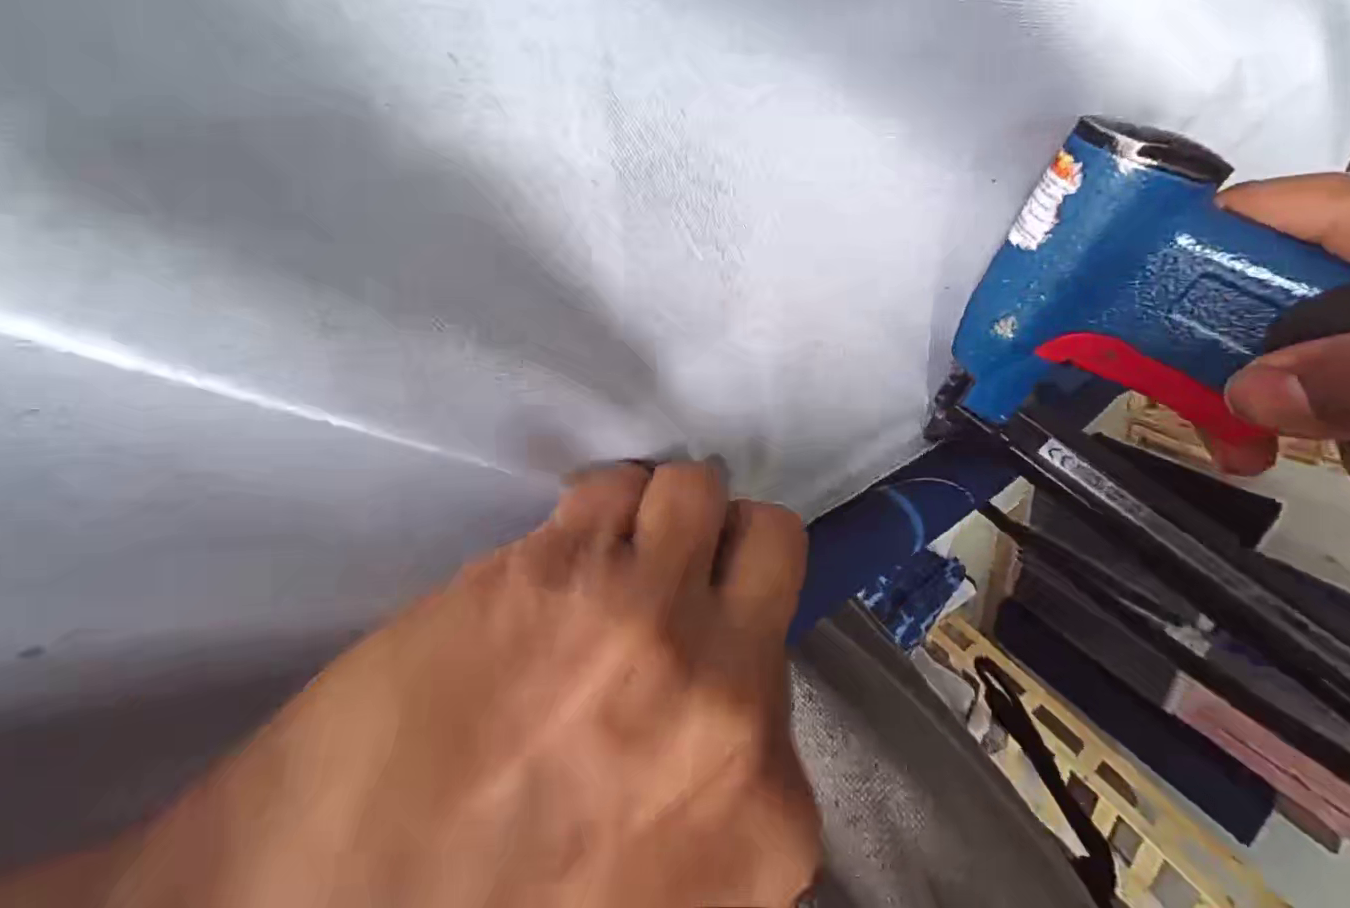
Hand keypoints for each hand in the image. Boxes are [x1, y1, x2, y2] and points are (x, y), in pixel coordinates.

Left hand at [0, 461, 818, 907]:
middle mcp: (730, 696)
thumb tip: (727, 696)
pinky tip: (568, 541)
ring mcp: (646, 625)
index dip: (740, 654)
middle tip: (686, 573)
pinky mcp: (557, 577)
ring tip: (622, 546)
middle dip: (737, 546)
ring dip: (666, 510)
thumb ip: (728, 798)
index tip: (697, 662)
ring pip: (701, 490)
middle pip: (776, 543)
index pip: (792, 671)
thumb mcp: (670, 901)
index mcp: (767, 813)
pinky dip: (602, 500)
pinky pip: (619, 484)